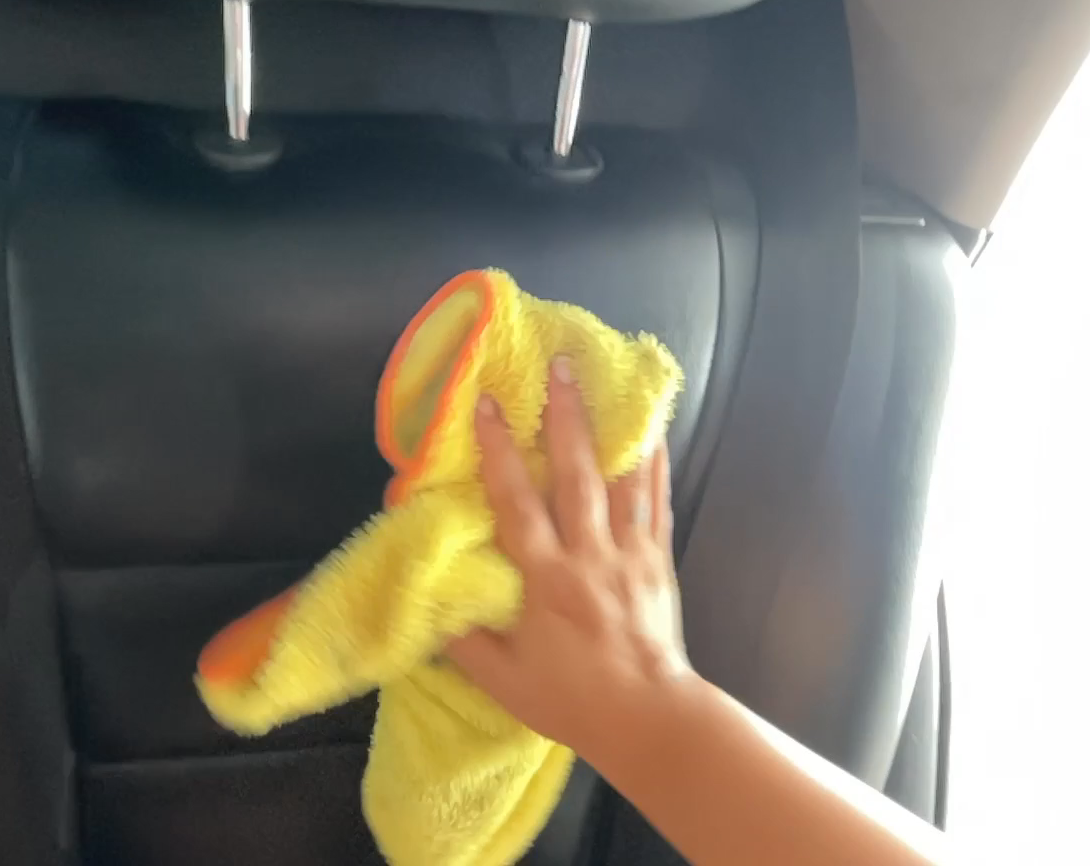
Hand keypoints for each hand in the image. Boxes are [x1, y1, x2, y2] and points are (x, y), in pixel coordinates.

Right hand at [446, 357, 697, 768]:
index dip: (499, 451)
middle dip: (565, 417)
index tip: (489, 405)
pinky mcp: (658, 558)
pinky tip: (654, 430)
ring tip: (607, 380)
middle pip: (576, 475)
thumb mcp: (503, 679)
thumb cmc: (571, 698)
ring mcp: (630, 552)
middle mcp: (590, 553)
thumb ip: (463, 637)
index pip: (517, 502)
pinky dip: (655, 464)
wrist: (652, 723)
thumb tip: (431, 595)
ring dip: (610, 427)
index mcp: (547, 578)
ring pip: (621, 480)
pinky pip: (657, 502)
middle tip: (559, 366)